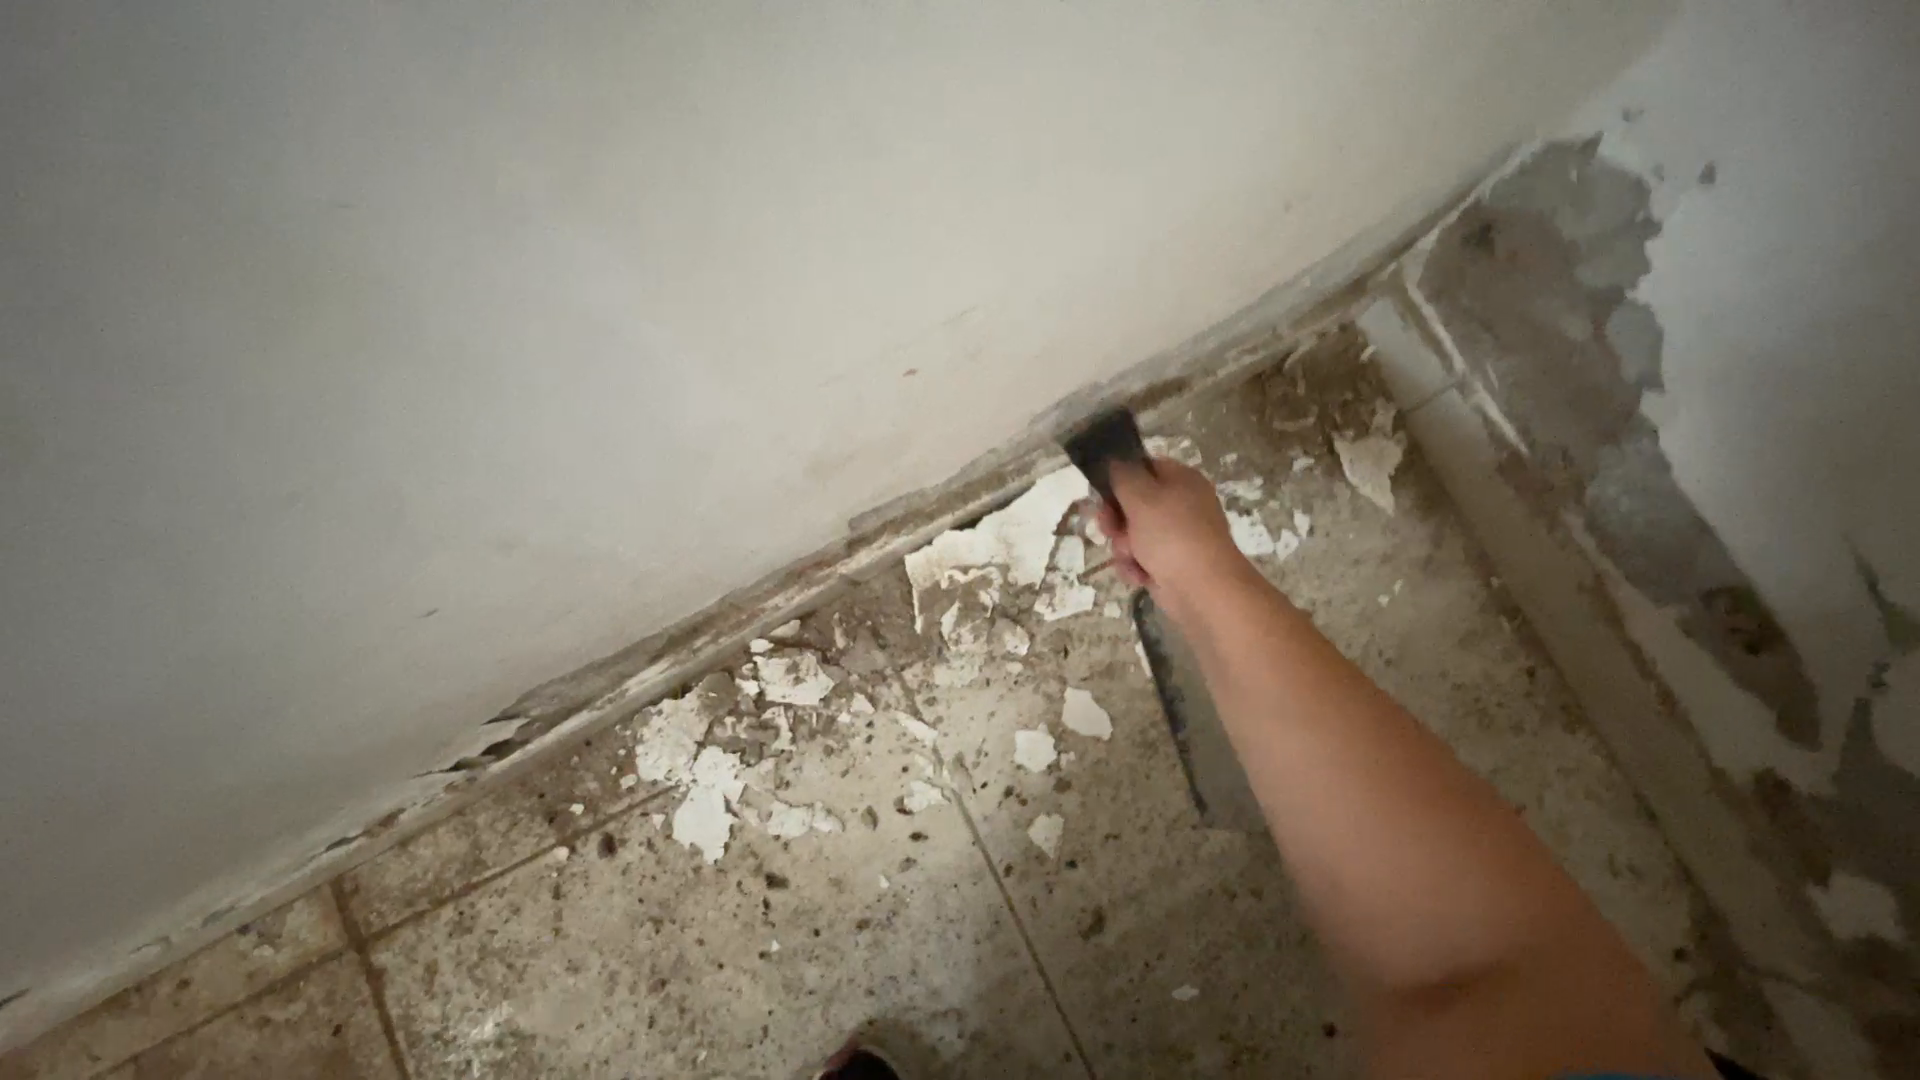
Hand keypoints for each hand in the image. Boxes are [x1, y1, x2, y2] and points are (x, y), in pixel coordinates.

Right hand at [1096, 457, 1249, 603]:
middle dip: (1115, 519)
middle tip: (1109, 528)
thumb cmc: (1172, 535)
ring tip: (1131, 557)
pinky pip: (1139, 558)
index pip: (1142, 467)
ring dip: (1123, 546)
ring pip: (1131, 533)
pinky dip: (1135, 567)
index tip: (1100, 492)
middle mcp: (1179, 505)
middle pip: (1132, 503)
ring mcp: (1174, 536)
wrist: (1202, 588)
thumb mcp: (1141, 496)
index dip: (1119, 478)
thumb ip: (1122, 473)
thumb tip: (1113, 458)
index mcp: (1180, 480)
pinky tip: (1139, 575)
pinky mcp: (1168, 563)